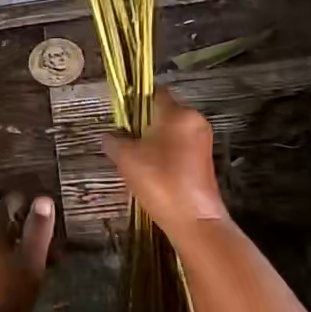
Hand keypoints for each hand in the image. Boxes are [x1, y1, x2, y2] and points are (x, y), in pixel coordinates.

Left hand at [0, 194, 55, 311]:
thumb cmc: (8, 291)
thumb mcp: (30, 258)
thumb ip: (37, 229)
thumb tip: (43, 199)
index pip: (3, 205)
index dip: (20, 200)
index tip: (38, 198)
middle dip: (15, 218)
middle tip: (36, 219)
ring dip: (12, 237)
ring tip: (36, 243)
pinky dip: (8, 253)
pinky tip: (23, 265)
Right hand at [102, 89, 226, 230]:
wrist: (192, 218)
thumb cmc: (159, 179)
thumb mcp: (125, 157)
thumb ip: (113, 141)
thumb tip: (107, 135)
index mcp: (178, 114)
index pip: (154, 92)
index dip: (135, 97)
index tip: (119, 110)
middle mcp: (195, 121)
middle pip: (163, 111)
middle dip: (142, 121)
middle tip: (121, 136)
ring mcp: (202, 140)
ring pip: (170, 129)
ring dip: (151, 137)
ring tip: (132, 154)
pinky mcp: (203, 158)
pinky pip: (178, 144)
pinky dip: (163, 150)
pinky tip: (149, 167)